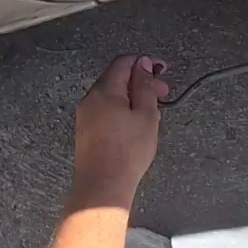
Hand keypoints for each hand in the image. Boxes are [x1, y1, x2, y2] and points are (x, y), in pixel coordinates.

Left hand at [72, 55, 169, 202]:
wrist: (103, 185)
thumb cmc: (126, 153)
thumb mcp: (146, 115)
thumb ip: (145, 85)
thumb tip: (143, 65)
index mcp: (104, 90)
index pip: (123, 62)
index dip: (144, 62)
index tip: (161, 69)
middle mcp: (91, 99)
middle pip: (116, 77)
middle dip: (141, 80)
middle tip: (162, 91)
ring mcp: (86, 115)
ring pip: (111, 94)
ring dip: (132, 95)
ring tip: (151, 111)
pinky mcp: (86, 130)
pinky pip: (105, 109)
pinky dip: (122, 108)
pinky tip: (135, 123)